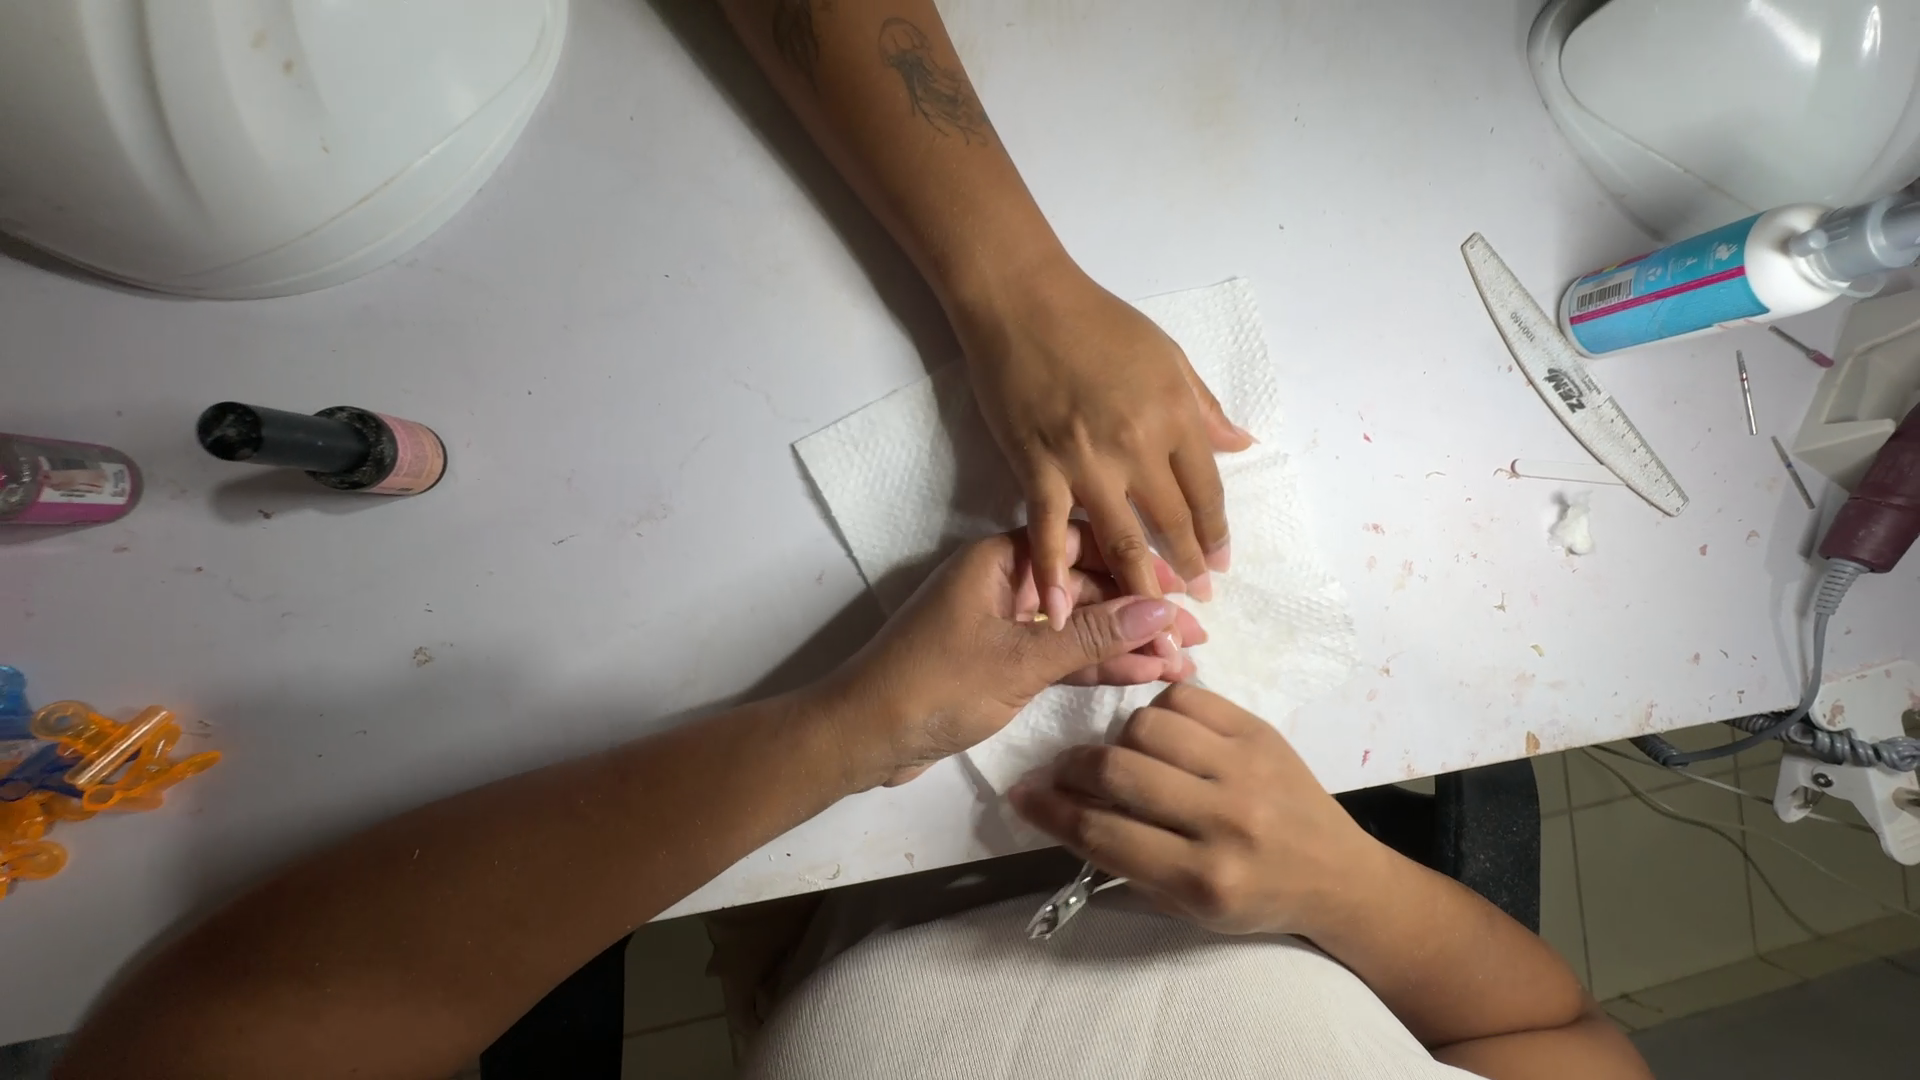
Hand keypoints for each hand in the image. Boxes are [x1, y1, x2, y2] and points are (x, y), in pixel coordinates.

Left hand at [824, 525, 1206, 787]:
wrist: (866, 736)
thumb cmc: (936, 684)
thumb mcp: (1019, 659)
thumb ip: (1092, 636)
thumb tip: (1162, 610)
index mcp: (1001, 559)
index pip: (1082, 545)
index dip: (1135, 566)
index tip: (1185, 590)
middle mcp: (1007, 582)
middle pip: (1085, 587)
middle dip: (1139, 614)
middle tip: (1196, 638)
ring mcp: (1006, 623)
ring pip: (1077, 626)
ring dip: (1124, 644)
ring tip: (1184, 663)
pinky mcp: (1004, 661)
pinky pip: (1059, 655)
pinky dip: (1095, 667)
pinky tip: (1142, 676)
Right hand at [953, 266, 1253, 621]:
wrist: (1023, 303)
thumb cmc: (1097, 322)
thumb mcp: (1167, 354)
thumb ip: (1204, 406)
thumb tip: (1242, 445)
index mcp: (1174, 414)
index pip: (1205, 489)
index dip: (1216, 530)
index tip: (1222, 559)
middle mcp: (1137, 446)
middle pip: (1170, 521)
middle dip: (1189, 564)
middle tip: (1201, 597)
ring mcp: (1085, 463)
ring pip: (1119, 538)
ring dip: (1141, 581)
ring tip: (1156, 615)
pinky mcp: (1038, 470)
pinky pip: (1050, 532)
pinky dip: (1053, 575)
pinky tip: (1059, 612)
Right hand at [1009, 683, 1372, 935]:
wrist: (1337, 875)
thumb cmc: (1253, 898)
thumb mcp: (1185, 906)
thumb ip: (1122, 860)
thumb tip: (1059, 806)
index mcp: (1205, 880)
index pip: (1103, 834)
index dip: (1050, 811)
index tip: (1022, 794)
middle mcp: (1226, 821)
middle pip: (1118, 770)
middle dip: (1073, 767)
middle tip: (1065, 770)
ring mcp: (1246, 769)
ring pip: (1147, 724)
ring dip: (1122, 739)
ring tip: (1128, 755)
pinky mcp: (1259, 731)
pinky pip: (1185, 695)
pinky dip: (1161, 711)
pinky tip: (1166, 733)